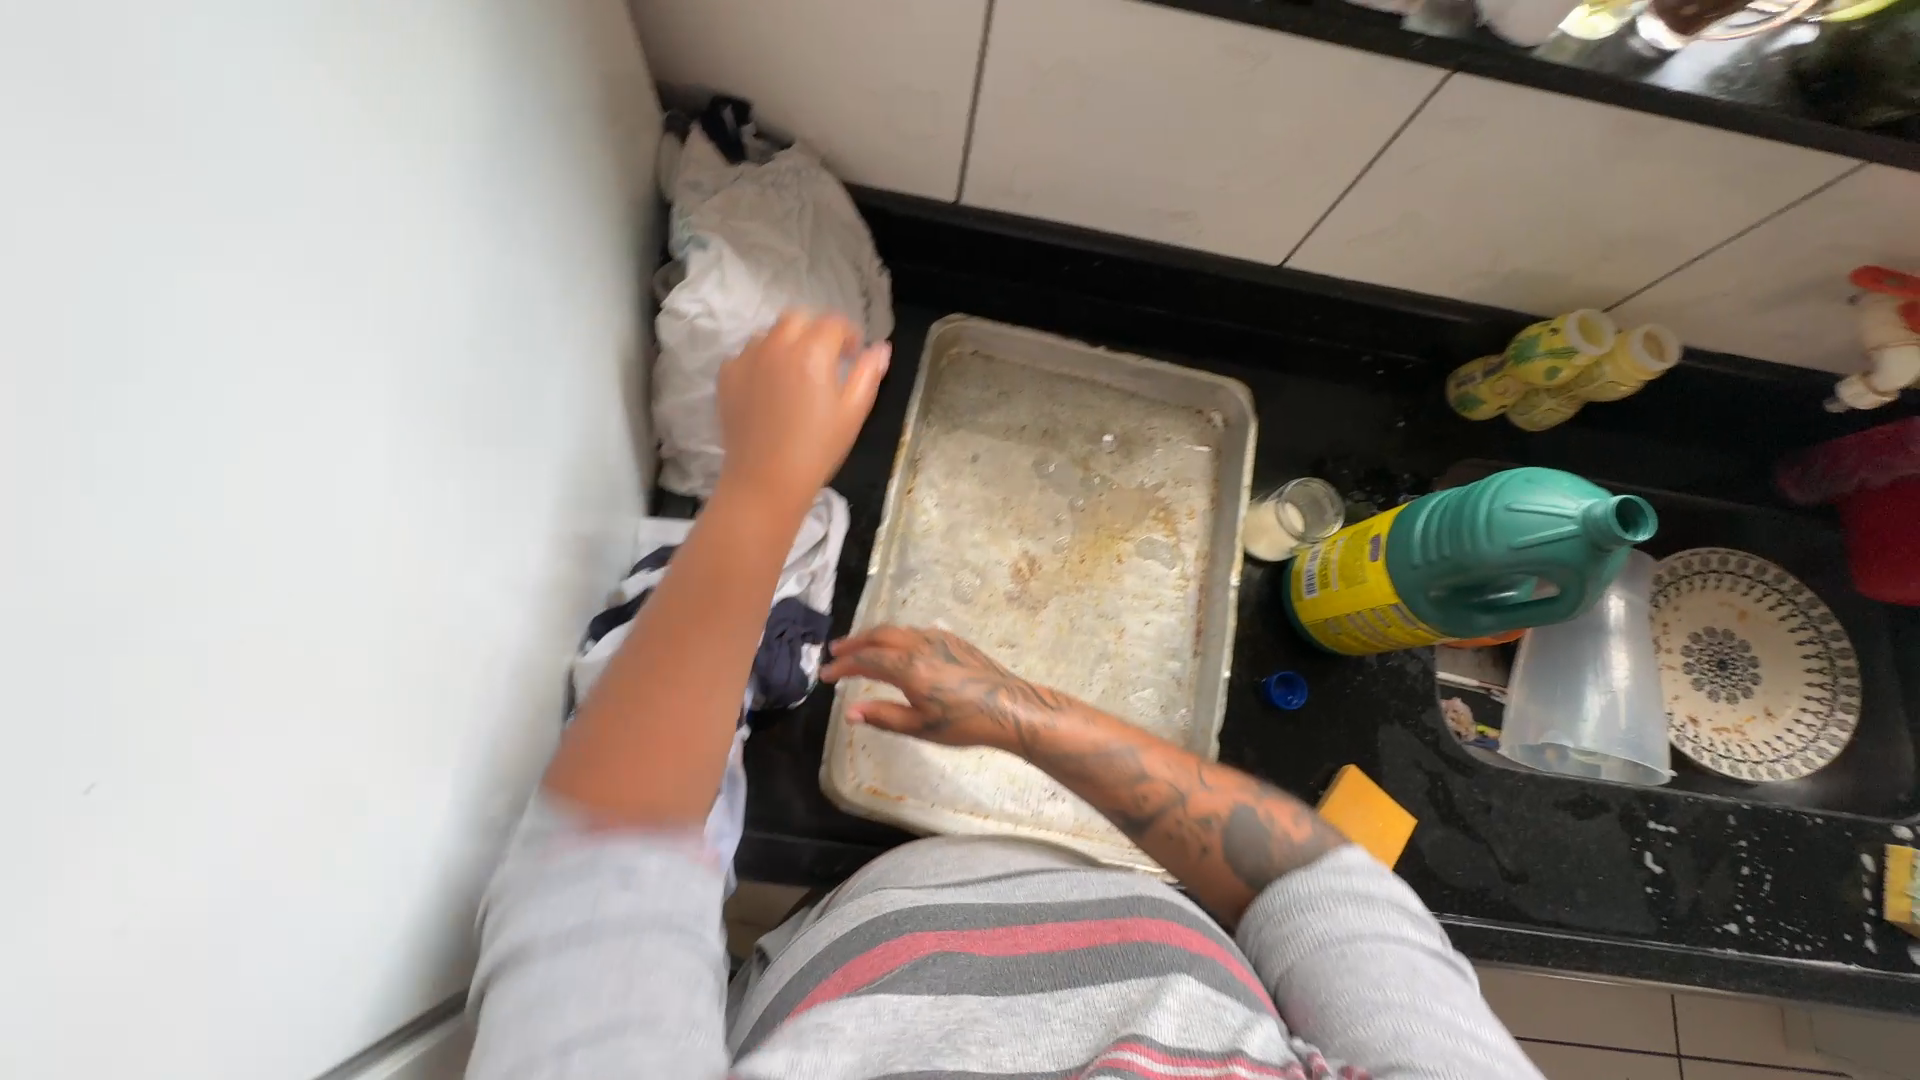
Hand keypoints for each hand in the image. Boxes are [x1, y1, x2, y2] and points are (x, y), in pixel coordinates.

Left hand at [716, 310, 888, 507]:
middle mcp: (776, 345)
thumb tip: (881, 348)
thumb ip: (868, 374)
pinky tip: (769, 389)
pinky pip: (747, 355)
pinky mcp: (727, 375)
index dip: (849, 334)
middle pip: (798, 319)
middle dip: (815, 332)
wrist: (766, 480)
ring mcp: (747, 358)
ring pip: (769, 335)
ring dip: (786, 344)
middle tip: (825, 360)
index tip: (854, 354)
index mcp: (813, 351)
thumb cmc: (817, 449)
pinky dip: (761, 362)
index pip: (834, 323)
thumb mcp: (853, 413)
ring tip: (795, 374)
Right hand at [820, 626, 1079, 753]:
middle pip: (879, 635)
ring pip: (898, 630)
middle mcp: (920, 644)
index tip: (825, 674)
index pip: (866, 660)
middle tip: (836, 651)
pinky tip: (897, 647)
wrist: (1009, 707)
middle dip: (855, 642)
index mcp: (908, 666)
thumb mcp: (920, 726)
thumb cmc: (963, 722)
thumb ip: (883, 716)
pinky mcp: (953, 639)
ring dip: (875, 637)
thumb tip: (849, 712)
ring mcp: (938, 638)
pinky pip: (916, 631)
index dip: (842, 666)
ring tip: (861, 648)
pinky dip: (897, 636)